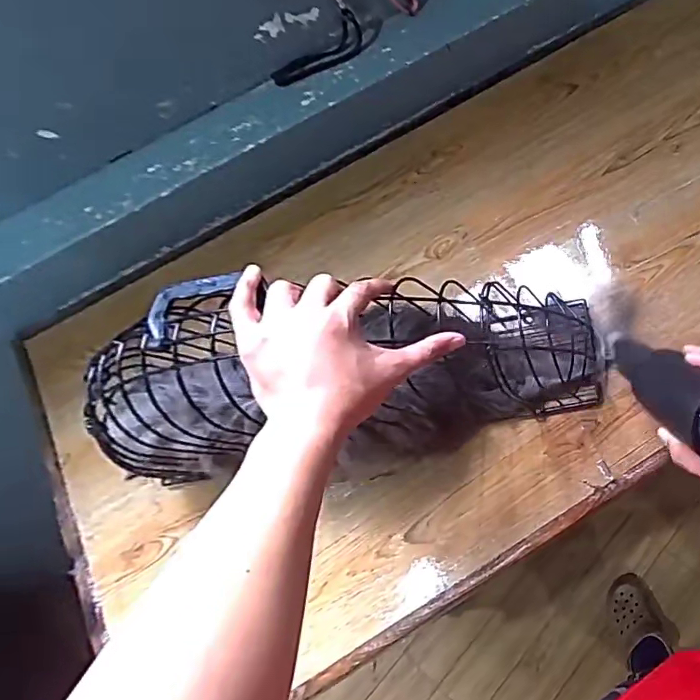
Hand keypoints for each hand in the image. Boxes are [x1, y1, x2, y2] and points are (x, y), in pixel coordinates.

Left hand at [229, 265, 466, 441]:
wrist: (309, 424)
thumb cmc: (349, 398)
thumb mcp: (393, 370)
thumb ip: (427, 350)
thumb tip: (457, 338)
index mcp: (340, 319)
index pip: (362, 290)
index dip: (377, 287)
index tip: (384, 289)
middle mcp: (306, 315)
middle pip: (323, 285)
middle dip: (338, 291)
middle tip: (346, 302)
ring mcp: (275, 326)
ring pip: (285, 291)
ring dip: (299, 292)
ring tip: (306, 298)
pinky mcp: (252, 341)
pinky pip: (243, 305)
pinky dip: (246, 287)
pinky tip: (254, 275)